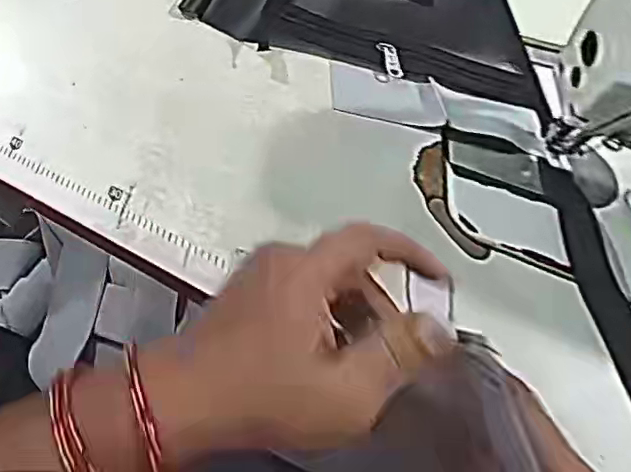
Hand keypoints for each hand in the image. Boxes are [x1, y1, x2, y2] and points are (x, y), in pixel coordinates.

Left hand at [145, 223, 453, 454]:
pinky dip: (326, 313)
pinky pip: (301, 286)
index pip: (364, 237)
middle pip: (347, 263)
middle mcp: (277, 260)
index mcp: (301, 271)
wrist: (195, 393)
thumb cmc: (255, 391)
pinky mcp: (251, 286)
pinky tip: (326, 356)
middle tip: (402, 346)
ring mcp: (260, 271)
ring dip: (354, 313)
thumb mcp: (349, 389)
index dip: (409, 251)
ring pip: (325, 277)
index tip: (436, 273)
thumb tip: (433, 328)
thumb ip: (399, 353)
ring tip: (359, 363)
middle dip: (383, 302)